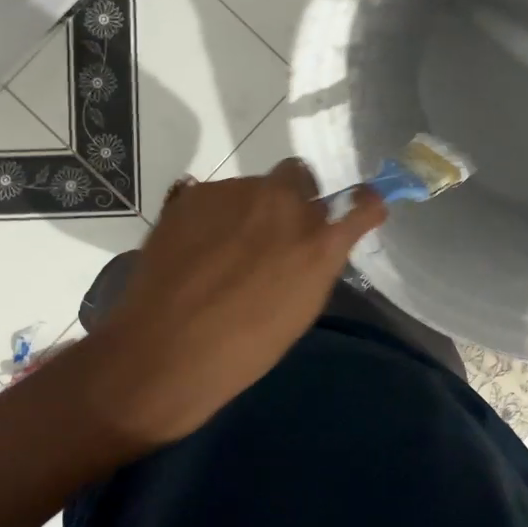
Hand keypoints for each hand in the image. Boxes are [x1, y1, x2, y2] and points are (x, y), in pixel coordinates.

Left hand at [79, 159, 385, 446]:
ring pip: (250, 187)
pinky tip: (193, 249)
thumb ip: (312, 262)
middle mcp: (282, 204)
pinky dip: (211, 215)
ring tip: (219, 252)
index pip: (361, 204)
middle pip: (296, 176)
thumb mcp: (297, 309)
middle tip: (270, 233)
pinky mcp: (194, 194)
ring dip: (246, 209)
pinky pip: (214, 196)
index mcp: (317, 242)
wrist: (165, 350)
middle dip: (290, 197)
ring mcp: (234, 192)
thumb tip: (312, 242)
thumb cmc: (241, 349)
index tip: (358, 208)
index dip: (361, 204)